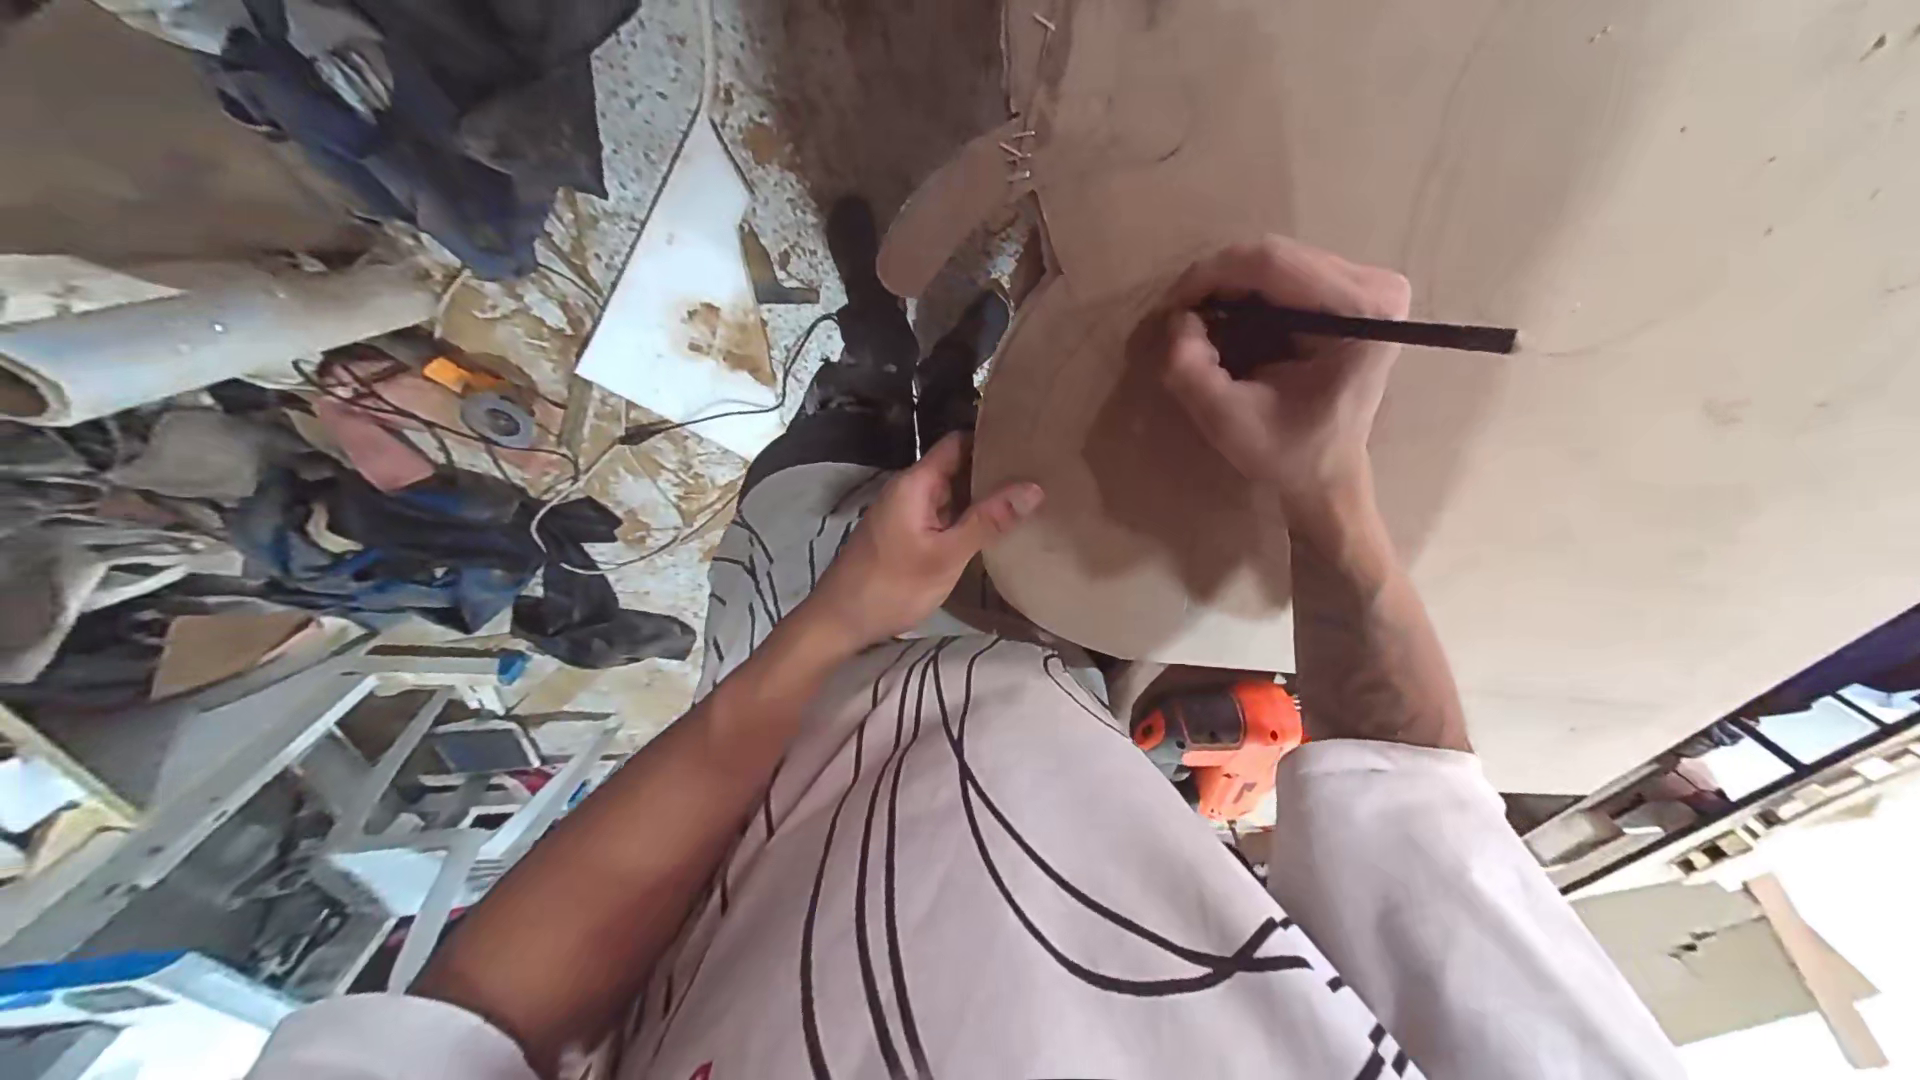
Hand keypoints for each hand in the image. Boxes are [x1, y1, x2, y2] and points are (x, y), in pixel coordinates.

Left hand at [798, 432, 1043, 649]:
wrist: (841, 621)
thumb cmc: (892, 586)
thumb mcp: (947, 555)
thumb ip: (988, 521)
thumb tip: (1034, 488)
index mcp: (916, 482)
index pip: (958, 442)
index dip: (991, 438)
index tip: (1028, 442)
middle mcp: (910, 489)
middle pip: (957, 466)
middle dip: (993, 469)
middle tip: (1039, 472)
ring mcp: (907, 512)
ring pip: (951, 493)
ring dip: (981, 495)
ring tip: (1027, 496)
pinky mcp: (907, 534)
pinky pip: (943, 514)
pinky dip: (966, 516)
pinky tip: (994, 526)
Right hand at [1155, 235, 1409, 513]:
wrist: (1325, 472)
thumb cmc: (1286, 453)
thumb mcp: (1227, 421)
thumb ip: (1191, 371)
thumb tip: (1175, 319)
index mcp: (1361, 311)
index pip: (1272, 264)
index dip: (1208, 277)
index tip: (1169, 310)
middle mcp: (1374, 285)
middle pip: (1274, 256)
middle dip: (1214, 283)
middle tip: (1178, 321)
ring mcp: (1366, 285)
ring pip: (1274, 261)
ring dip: (1226, 288)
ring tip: (1198, 326)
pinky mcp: (1350, 293)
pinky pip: (1282, 275)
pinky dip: (1243, 295)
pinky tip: (1225, 324)